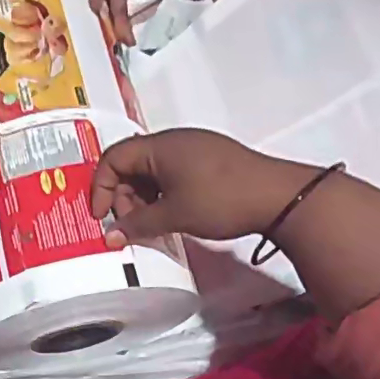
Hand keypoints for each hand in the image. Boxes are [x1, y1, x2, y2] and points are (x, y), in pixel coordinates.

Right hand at [90, 128, 320, 245]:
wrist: (278, 197)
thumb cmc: (220, 200)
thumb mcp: (174, 215)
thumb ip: (137, 224)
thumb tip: (109, 237)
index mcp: (160, 146)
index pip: (114, 157)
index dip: (101, 186)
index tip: (101, 216)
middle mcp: (174, 141)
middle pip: (131, 164)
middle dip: (123, 195)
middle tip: (132, 223)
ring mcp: (193, 148)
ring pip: (151, 171)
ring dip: (142, 197)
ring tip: (152, 223)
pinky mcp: (207, 160)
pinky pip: (170, 173)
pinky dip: (161, 194)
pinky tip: (171, 214)